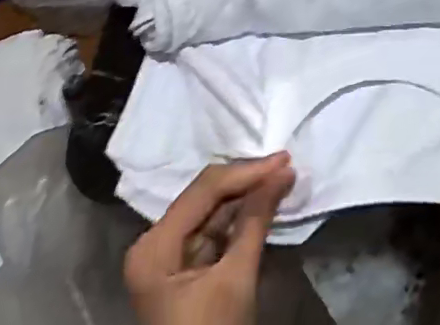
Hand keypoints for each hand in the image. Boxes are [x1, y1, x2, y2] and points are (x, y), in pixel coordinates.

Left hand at [124, 154, 295, 324]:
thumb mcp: (236, 278)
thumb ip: (256, 220)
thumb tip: (283, 172)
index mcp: (154, 246)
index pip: (205, 190)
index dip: (247, 172)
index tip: (285, 160)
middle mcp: (154, 244)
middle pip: (206, 197)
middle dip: (247, 181)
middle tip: (286, 166)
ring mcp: (168, 257)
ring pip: (212, 212)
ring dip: (247, 197)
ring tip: (281, 179)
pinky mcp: (184, 270)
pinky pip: (214, 232)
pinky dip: (241, 219)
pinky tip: (265, 204)